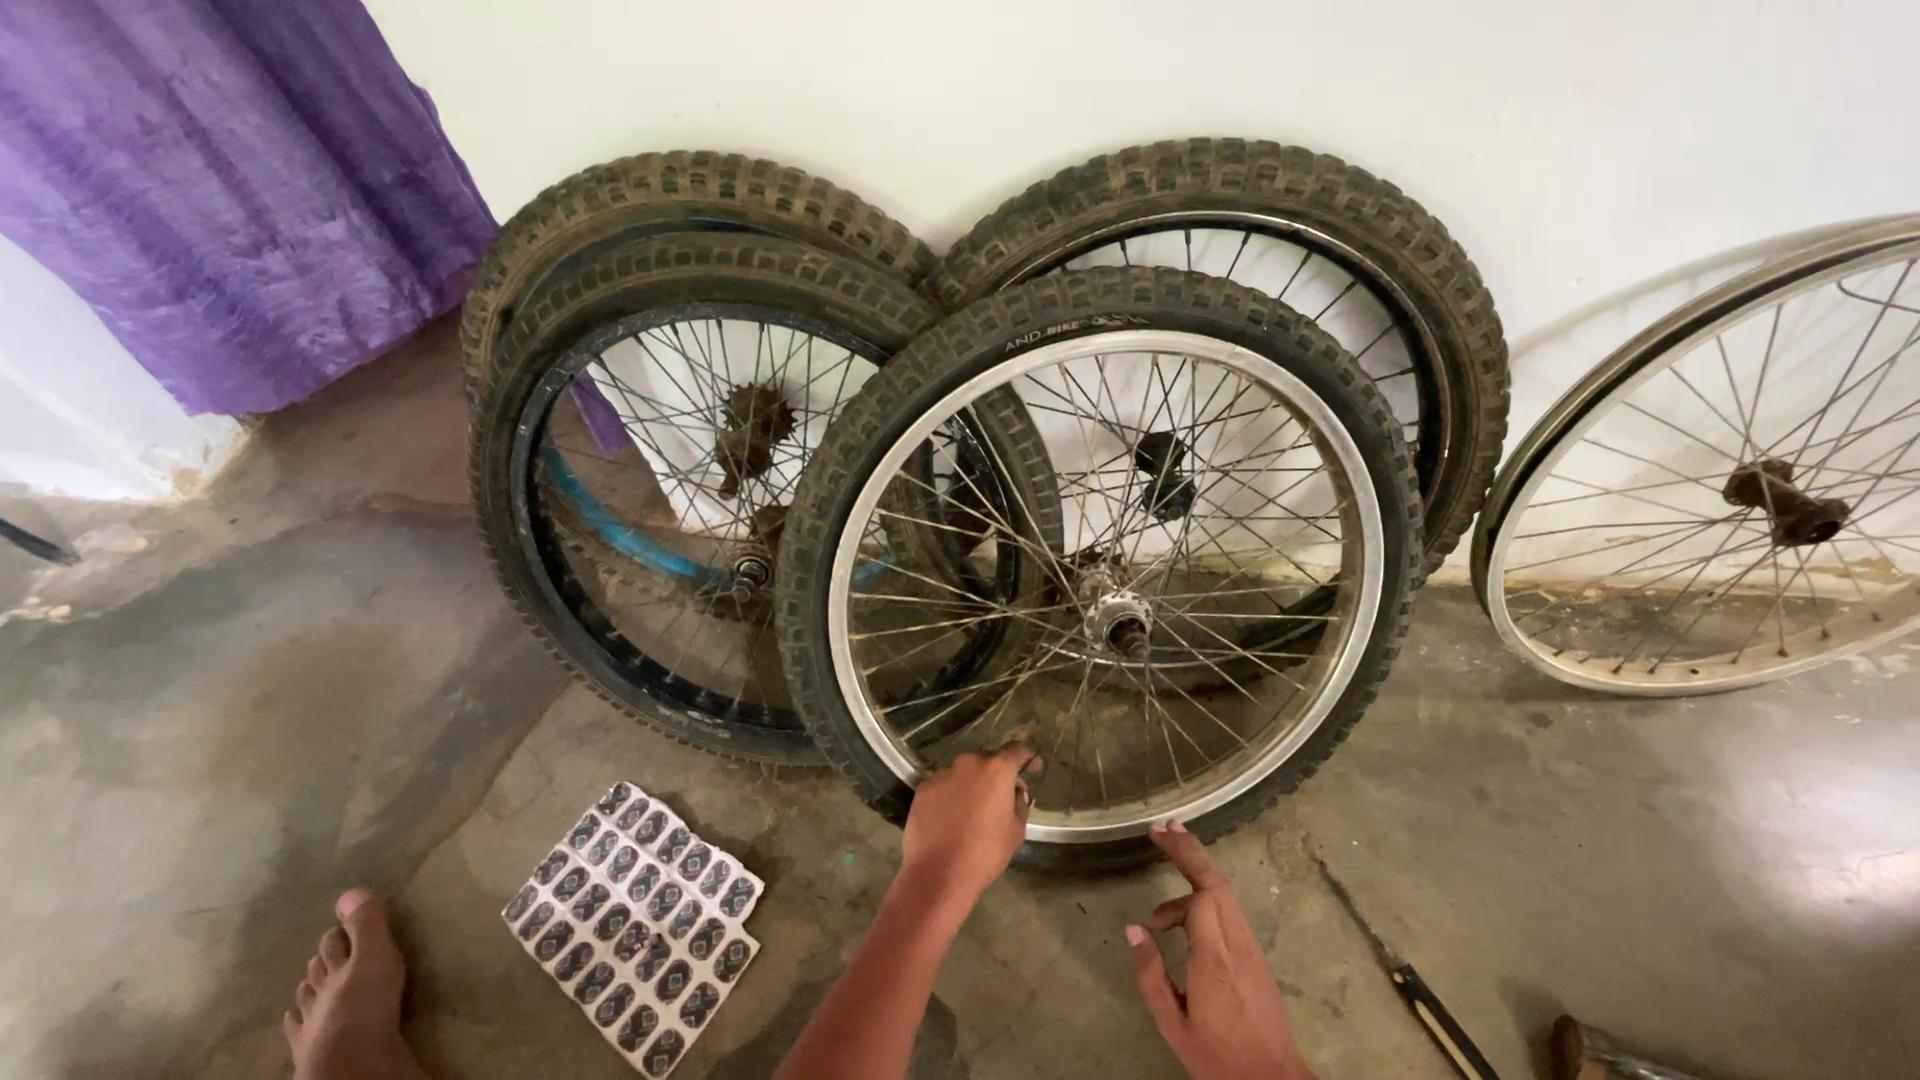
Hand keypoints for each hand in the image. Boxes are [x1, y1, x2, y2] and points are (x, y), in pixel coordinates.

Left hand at [899, 743, 1040, 902]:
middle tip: (1001, 798)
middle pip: (988, 761)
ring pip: (964, 774)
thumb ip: (1020, 804)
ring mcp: (942, 774)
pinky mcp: (923, 788)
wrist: (938, 873)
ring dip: (972, 786)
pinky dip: (950, 796)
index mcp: (997, 769)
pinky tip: (950, 818)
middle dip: (997, 776)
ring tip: (972, 812)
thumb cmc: (985, 853)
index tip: (1032, 767)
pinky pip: (944, 786)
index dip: (1028, 757)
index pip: (1017, 750)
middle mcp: (969, 763)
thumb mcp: (1016, 831)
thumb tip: (1015, 792)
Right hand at [1127, 822, 1314, 1079]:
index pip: (1201, 900)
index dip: (1177, 885)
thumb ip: (1151, 975)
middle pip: (1217, 883)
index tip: (1153, 885)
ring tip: (1170, 848)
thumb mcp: (1174, 1025)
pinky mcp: (1256, 957)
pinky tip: (1184, 902)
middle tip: (1163, 827)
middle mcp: (1238, 945)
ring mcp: (1252, 949)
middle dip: (1190, 850)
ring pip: (1226, 893)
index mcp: (1215, 961)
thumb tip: (1135, 929)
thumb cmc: (1219, 1057)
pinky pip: (1229, 911)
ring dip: (1198, 866)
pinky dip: (1206, 891)